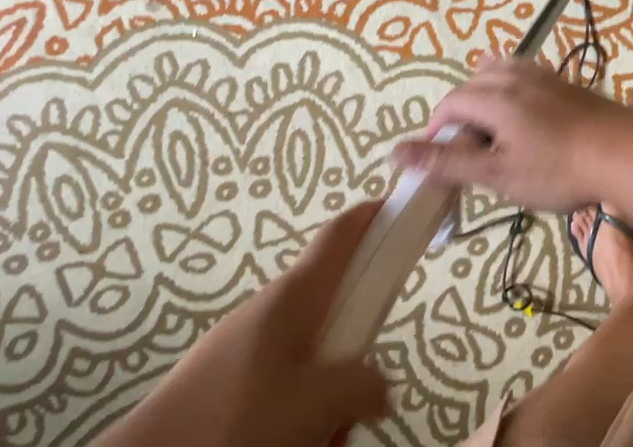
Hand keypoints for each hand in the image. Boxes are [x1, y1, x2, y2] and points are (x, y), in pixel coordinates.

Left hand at [96, 202, 389, 446]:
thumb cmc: (236, 417)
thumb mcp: (318, 400)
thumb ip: (364, 384)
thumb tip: (377, 390)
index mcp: (295, 295)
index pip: (341, 233)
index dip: (375, 214)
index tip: (405, 208)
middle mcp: (273, 310)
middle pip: (335, 304)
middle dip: (359, 342)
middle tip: (368, 380)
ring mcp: (247, 347)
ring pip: (313, 355)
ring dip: (329, 391)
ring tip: (328, 432)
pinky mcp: (228, 384)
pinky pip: (284, 385)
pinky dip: (301, 411)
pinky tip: (300, 443)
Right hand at [392, 55, 632, 210]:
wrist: (625, 153)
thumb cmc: (558, 169)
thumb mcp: (498, 173)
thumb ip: (449, 162)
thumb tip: (395, 152)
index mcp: (495, 97)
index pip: (451, 104)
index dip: (436, 130)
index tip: (437, 160)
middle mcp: (518, 78)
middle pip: (476, 84)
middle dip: (460, 111)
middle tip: (462, 147)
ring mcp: (548, 78)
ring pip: (505, 71)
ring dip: (488, 92)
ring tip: (488, 122)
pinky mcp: (570, 86)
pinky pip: (531, 75)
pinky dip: (516, 87)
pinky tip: (527, 107)